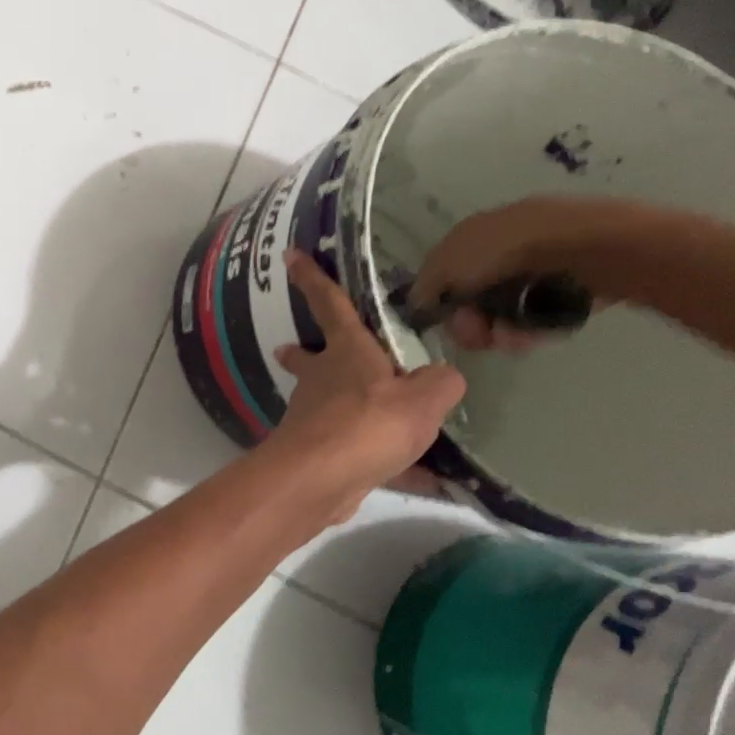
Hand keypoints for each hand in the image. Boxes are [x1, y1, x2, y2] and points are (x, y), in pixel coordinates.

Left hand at [261, 251, 466, 521]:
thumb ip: (440, 383)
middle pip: (310, 359)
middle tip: (292, 349)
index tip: (290, 255)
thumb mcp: (423, 399)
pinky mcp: (320, 453)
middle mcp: (323, 379)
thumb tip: (443, 378)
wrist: (321, 477)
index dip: (313, 279)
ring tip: (377, 420)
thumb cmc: (368, 423)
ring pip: (327, 405)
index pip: (331, 305)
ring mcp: (314, 416)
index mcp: (346, 353)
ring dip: (344, 409)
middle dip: (302, 353)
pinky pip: (358, 452)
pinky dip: (385, 462)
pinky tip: (424, 479)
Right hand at [413, 196, 636, 351]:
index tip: (441, 319)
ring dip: (498, 330)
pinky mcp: (572, 291)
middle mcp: (503, 250)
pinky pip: (540, 318)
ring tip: (508, 338)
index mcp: (472, 235)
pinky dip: (531, 331)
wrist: (589, 247)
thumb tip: (418, 303)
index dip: (437, 299)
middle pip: (473, 297)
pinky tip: (530, 336)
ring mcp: (539, 272)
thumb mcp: (449, 262)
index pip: (444, 273)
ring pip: (505, 311)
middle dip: (468, 320)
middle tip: (476, 332)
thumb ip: (428, 284)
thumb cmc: (507, 248)